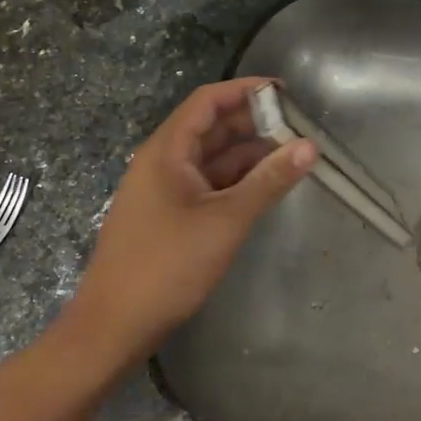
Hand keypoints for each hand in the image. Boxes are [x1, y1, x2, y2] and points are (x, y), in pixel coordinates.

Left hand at [68, 77, 314, 355]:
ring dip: (249, 153)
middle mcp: (162, 163)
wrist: (111, 330)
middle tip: (299, 128)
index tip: (286, 93)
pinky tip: (267, 187)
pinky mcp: (168, 217)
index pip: (208, 101)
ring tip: (292, 156)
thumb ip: (269, 180)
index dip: (246, 90)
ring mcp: (163, 191)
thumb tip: (310, 146)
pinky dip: (237, 179)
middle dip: (254, 123)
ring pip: (212, 157)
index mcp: (166, 151)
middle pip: (211, 126)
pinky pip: (208, 183)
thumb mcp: (226, 220)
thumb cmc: (166, 267)